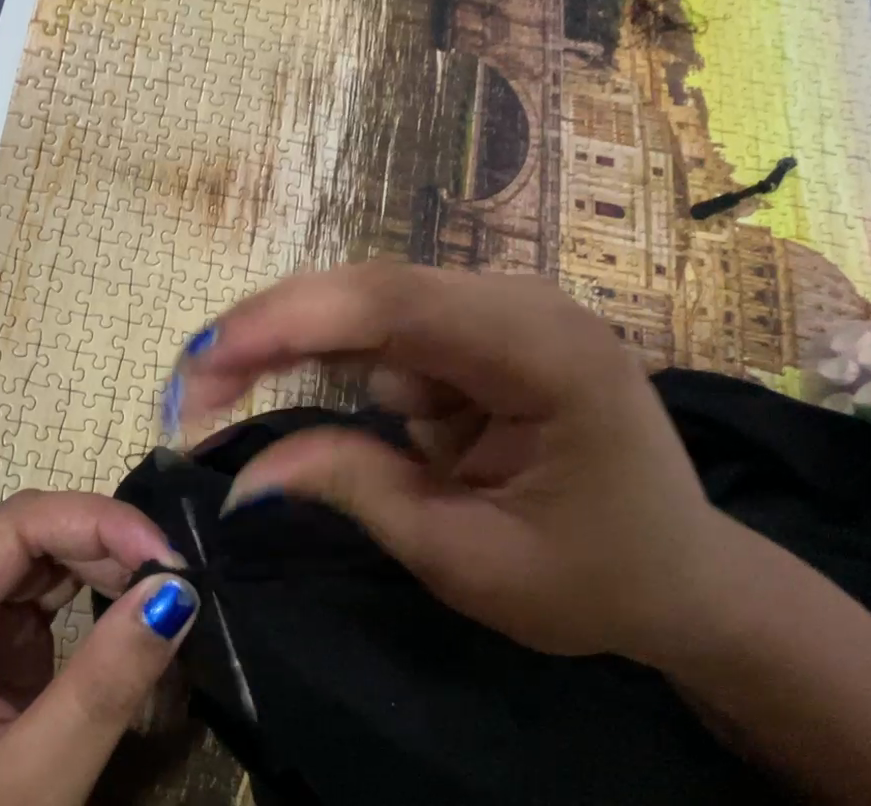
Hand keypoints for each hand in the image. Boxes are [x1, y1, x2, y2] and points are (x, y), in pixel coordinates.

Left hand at [0, 490, 199, 804]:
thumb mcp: (29, 781)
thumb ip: (101, 687)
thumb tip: (178, 593)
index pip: (13, 527)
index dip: (96, 523)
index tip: (171, 558)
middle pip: (27, 533)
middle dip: (107, 541)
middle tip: (182, 578)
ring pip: (41, 558)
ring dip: (106, 564)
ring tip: (168, 589)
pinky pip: (46, 598)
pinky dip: (96, 597)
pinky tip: (134, 610)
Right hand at [172, 263, 736, 662]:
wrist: (682, 580)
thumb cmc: (594, 579)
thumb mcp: (467, 557)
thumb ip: (355, 491)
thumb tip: (241, 477)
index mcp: (549, 353)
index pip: (399, 308)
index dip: (288, 324)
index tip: (205, 363)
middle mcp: (522, 306)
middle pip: (369, 291)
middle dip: (270, 332)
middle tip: (189, 385)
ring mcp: (497, 313)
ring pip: (362, 309)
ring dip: (288, 350)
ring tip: (218, 396)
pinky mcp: (472, 334)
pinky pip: (378, 335)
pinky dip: (323, 365)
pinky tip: (281, 390)